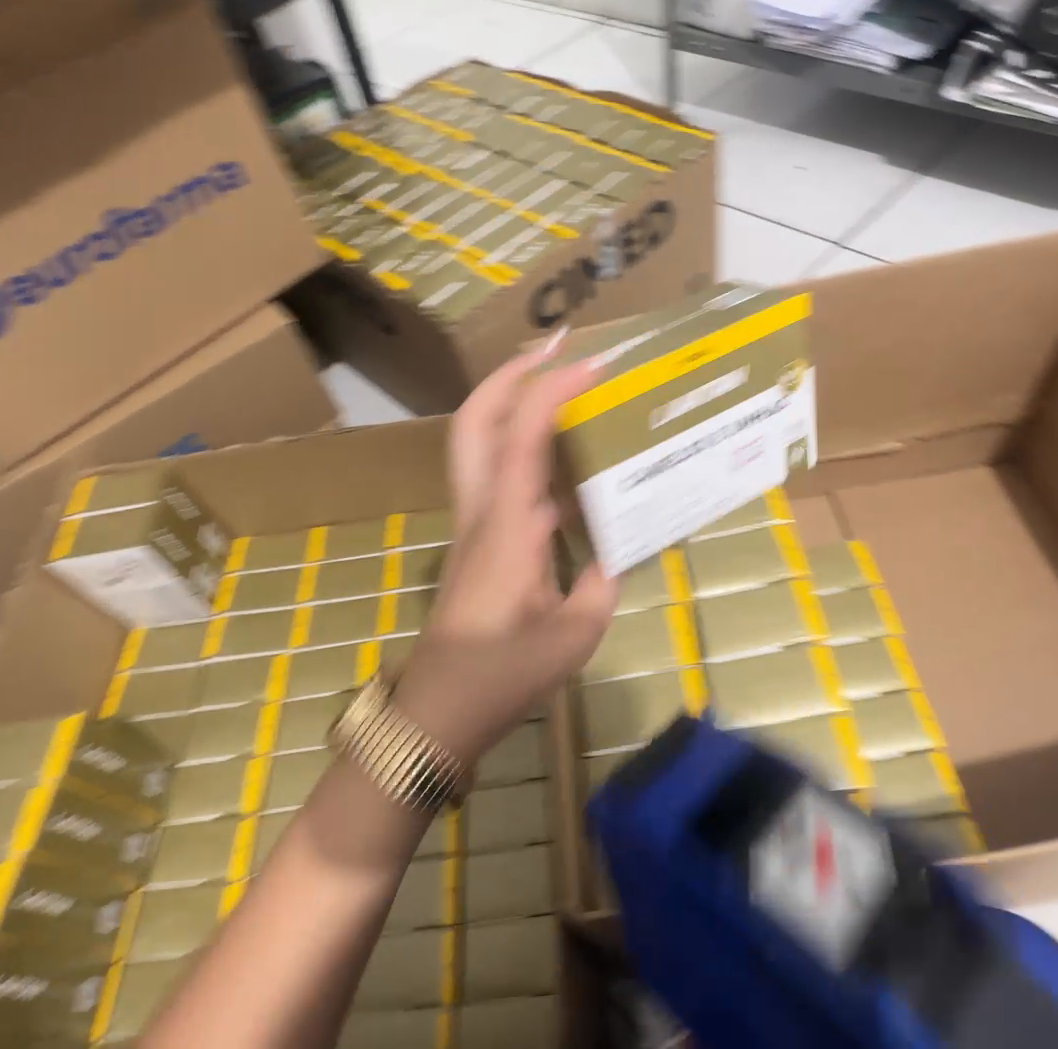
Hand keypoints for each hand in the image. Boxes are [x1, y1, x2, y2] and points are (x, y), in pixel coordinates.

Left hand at [392, 350, 617, 767]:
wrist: (439, 710)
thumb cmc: (504, 674)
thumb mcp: (576, 633)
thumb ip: (602, 581)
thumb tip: (618, 548)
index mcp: (507, 525)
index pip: (522, 435)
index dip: (553, 388)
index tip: (594, 362)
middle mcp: (481, 510)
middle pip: (475, 420)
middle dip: (511, 372)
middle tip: (557, 346)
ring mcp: (472, 523)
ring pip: (476, 441)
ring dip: (510, 401)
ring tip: (559, 382)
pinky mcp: (475, 540)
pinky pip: (493, 473)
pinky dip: (520, 443)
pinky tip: (559, 455)